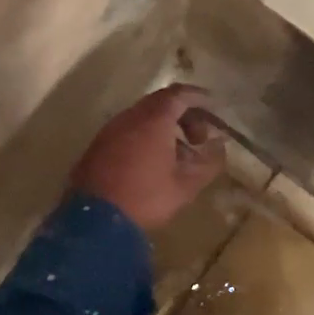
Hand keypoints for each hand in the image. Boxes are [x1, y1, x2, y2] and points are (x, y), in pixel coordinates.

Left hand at [71, 84, 226, 231]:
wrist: (92, 220)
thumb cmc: (145, 197)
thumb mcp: (185, 185)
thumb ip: (208, 163)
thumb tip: (221, 146)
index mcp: (153, 120)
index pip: (179, 94)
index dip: (200, 98)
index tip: (215, 108)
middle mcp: (130, 117)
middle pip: (161, 102)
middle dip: (185, 115)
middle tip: (199, 139)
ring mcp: (110, 130)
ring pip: (143, 117)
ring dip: (165, 129)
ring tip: (179, 157)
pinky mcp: (98, 146)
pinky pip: (128, 131)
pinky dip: (146, 137)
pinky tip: (153, 164)